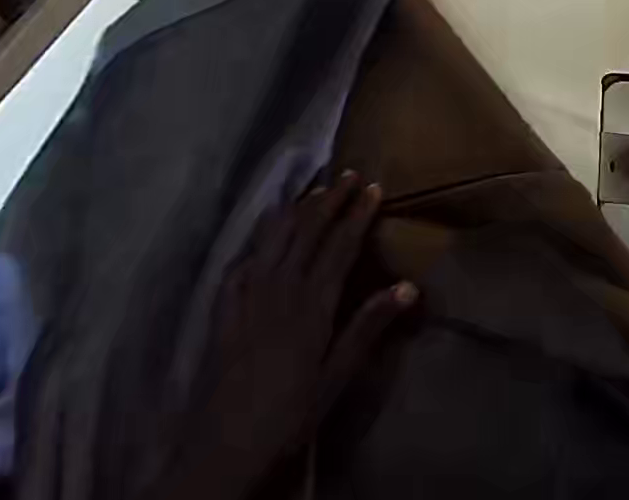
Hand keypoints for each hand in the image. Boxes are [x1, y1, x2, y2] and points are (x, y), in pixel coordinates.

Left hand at [153, 172, 415, 499]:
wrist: (219, 455)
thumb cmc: (288, 415)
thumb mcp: (336, 376)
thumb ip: (369, 327)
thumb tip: (409, 285)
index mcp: (311, 304)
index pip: (340, 246)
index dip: (358, 214)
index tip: (374, 186)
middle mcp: (279, 291)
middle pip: (307, 233)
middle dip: (329, 200)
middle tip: (348, 174)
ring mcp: (246, 300)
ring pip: (273, 241)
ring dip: (295, 212)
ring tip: (312, 191)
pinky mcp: (223, 315)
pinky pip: (240, 266)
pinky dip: (256, 244)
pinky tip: (261, 239)